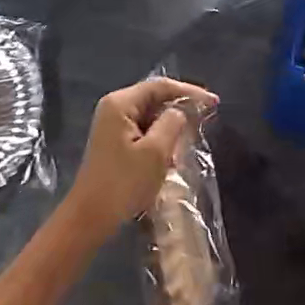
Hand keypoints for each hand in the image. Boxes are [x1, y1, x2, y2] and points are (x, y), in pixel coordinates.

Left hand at [63, 77, 218, 239]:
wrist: (90, 218)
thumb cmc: (123, 183)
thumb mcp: (155, 151)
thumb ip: (172, 123)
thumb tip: (180, 112)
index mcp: (121, 103)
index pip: (161, 86)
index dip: (190, 92)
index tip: (214, 103)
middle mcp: (114, 108)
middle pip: (155, 98)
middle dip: (180, 109)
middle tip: (206, 120)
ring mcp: (112, 126)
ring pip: (151, 116)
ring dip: (171, 128)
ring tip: (190, 141)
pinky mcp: (114, 143)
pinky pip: (144, 131)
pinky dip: (160, 139)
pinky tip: (172, 156)